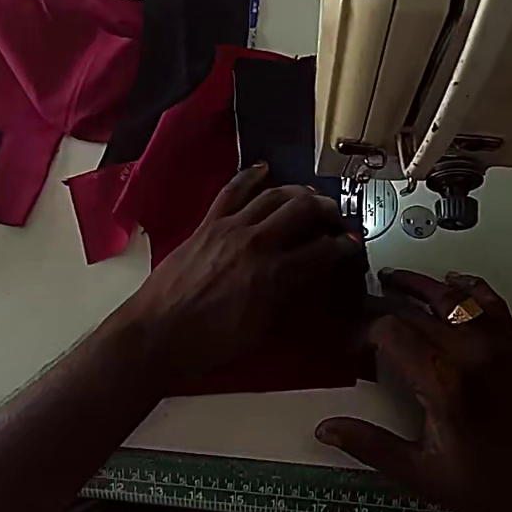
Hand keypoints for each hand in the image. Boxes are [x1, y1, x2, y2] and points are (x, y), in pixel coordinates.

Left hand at [108, 164, 366, 388]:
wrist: (158, 331)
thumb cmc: (210, 341)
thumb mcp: (259, 329)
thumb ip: (285, 299)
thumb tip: (303, 280)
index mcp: (273, 274)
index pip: (320, 252)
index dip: (343, 247)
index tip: (352, 246)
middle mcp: (255, 242)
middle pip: (301, 212)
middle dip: (326, 212)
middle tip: (336, 218)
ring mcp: (229, 228)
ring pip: (272, 196)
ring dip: (297, 192)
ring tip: (311, 196)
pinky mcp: (207, 223)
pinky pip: (232, 191)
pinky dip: (250, 177)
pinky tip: (264, 169)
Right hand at [315, 270, 511, 511]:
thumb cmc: (496, 489)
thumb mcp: (425, 476)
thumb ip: (372, 446)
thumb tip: (327, 430)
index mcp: (444, 383)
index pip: (390, 331)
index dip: (363, 330)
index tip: (352, 343)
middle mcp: (471, 354)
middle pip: (414, 310)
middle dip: (381, 304)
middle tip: (359, 307)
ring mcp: (498, 346)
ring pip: (451, 296)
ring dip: (418, 284)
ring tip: (392, 279)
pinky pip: (489, 302)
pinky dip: (467, 286)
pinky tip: (454, 282)